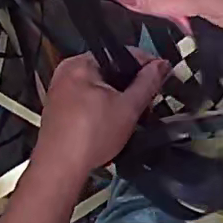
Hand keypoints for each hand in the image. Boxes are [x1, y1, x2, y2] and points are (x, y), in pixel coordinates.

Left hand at [29, 51, 169, 181]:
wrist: (60, 169)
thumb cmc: (89, 137)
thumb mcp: (128, 108)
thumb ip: (148, 83)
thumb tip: (161, 65)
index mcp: (80, 63)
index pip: (122, 53)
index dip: (147, 64)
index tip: (162, 75)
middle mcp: (67, 72)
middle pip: (110, 70)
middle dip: (131, 86)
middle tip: (148, 101)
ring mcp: (60, 91)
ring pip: (100, 86)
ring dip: (118, 99)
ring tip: (132, 115)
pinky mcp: (59, 109)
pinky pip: (88, 99)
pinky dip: (103, 108)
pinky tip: (113, 124)